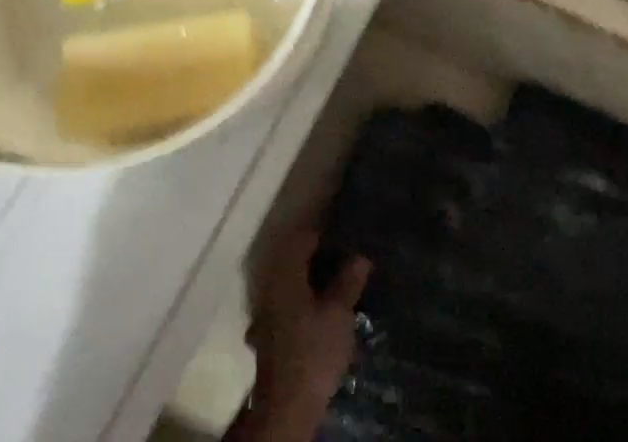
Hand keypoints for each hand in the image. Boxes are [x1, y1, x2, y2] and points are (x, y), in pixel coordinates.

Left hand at [246, 230, 371, 427]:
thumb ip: (348, 282)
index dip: (319, 229)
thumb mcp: (339, 313)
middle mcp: (271, 290)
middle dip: (316, 251)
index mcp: (285, 279)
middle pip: (291, 259)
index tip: (342, 224)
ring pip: (290, 281)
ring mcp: (268, 313)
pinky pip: (290, 300)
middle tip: (345, 246)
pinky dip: (306, 293)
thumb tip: (360, 256)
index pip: (299, 240)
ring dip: (311, 273)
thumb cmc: (314, 351)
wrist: (288, 403)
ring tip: (339, 271)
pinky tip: (324, 301)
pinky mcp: (272, 333)